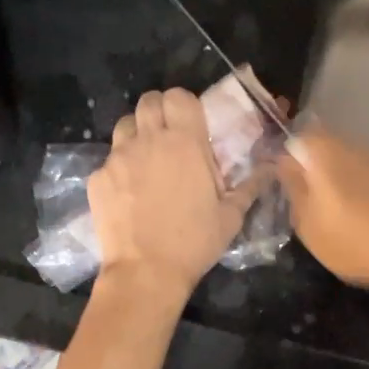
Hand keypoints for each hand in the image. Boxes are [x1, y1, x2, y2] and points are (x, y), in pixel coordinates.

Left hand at [89, 89, 259, 303]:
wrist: (145, 272)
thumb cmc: (194, 242)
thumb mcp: (231, 216)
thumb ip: (250, 186)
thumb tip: (271, 168)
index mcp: (184, 142)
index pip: (178, 96)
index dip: (184, 105)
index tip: (191, 124)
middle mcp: (148, 140)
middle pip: (148, 101)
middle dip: (159, 112)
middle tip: (169, 137)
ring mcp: (117, 158)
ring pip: (124, 126)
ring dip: (137, 135)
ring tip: (148, 161)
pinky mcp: (97, 178)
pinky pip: (109, 161)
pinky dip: (120, 169)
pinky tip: (129, 195)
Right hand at [275, 127, 368, 296]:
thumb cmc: (353, 239)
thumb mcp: (307, 223)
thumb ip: (293, 189)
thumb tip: (286, 166)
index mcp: (322, 150)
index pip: (292, 140)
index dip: (281, 159)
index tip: (276, 184)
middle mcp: (351, 144)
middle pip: (321, 147)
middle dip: (308, 168)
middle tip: (299, 201)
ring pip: (344, 162)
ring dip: (333, 181)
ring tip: (327, 214)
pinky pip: (365, 177)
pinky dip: (355, 191)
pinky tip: (355, 218)